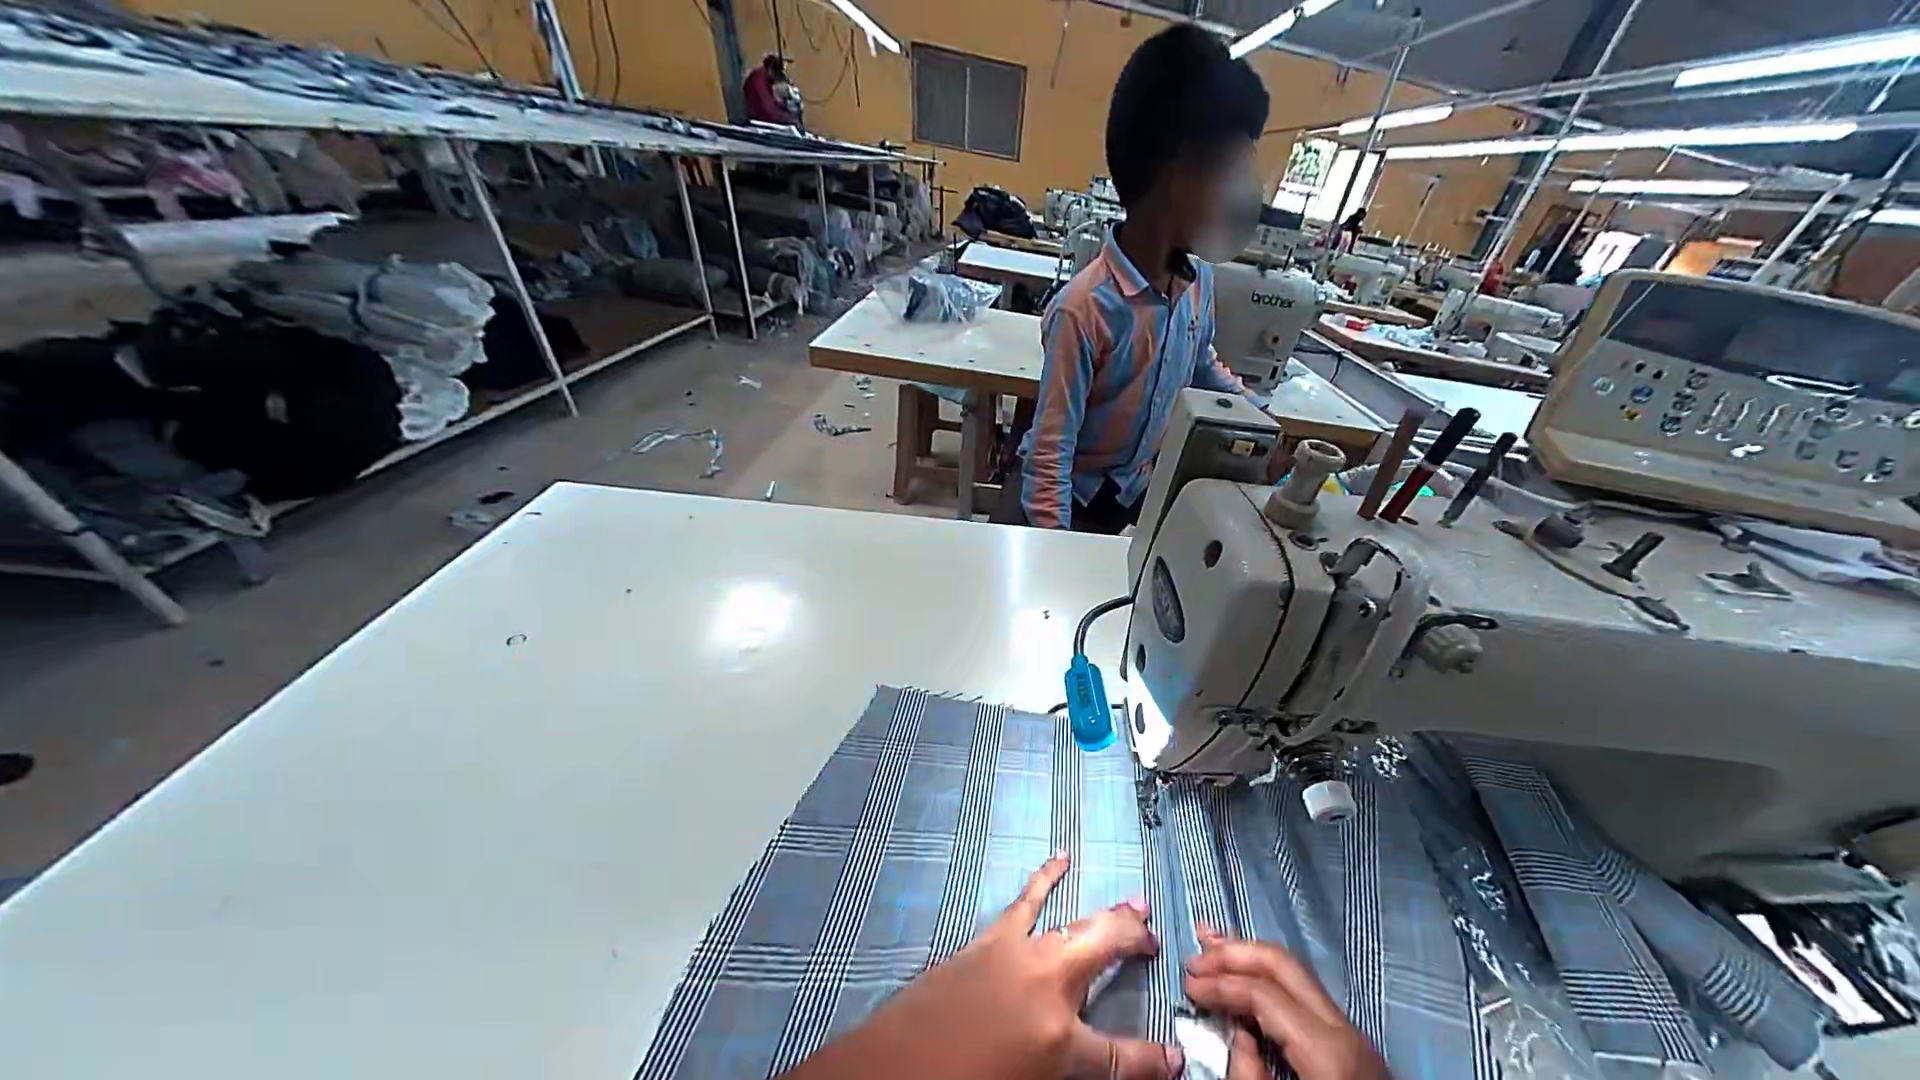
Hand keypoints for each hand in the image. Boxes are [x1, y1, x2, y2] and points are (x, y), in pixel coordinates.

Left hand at [781, 853, 1182, 1079]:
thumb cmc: (968, 1078)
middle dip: (1136, 943)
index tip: (1176, 1057)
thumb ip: (1078, 1069)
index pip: (1124, 1056)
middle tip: (1157, 941)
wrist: (898, 1065)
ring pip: (1075, 923)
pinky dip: (1044, 879)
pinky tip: (1060, 859)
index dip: (1153, 1059)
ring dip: (1108, 914)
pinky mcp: (991, 940)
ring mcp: (1018, 953)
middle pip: (1105, 951)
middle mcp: (1046, 984)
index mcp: (1059, 1037)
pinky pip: (1025, 902)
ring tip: (1136, 903)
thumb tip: (1109, 1061)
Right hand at [1183, 926, 1390, 1079]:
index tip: (1188, 989)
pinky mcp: (1352, 1045)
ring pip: (1295, 970)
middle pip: (1282, 964)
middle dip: (1234, 954)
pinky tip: (1245, 969)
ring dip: (1250, 956)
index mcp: (1328, 1054)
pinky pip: (1303, 991)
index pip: (1263, 992)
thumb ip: (1250, 1076)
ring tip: (1210, 944)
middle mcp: (1344, 1031)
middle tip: (1195, 960)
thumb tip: (1239, 1034)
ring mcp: (1353, 1035)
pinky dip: (1268, 974)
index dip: (1220, 986)